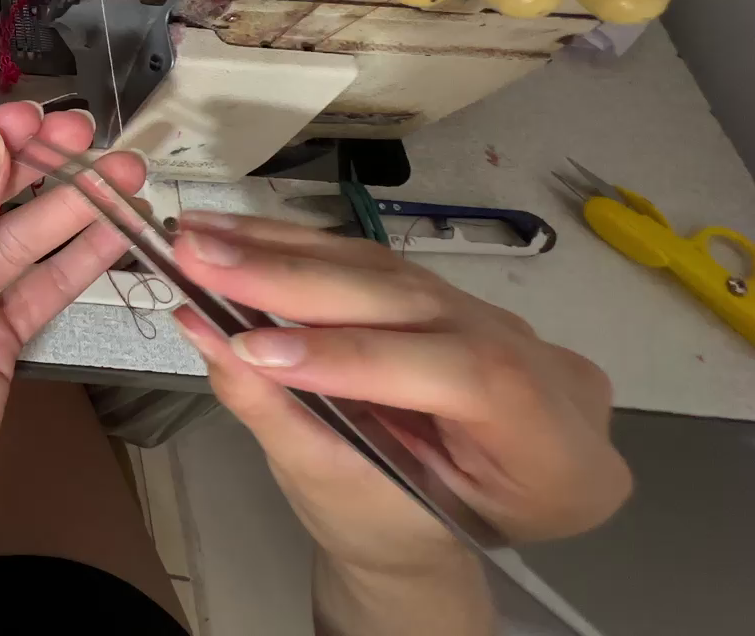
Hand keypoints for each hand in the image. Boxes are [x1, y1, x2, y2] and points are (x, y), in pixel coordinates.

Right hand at [169, 212, 630, 579]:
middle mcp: (547, 374)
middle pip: (414, 305)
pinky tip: (222, 230)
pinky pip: (358, 257)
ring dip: (272, 249)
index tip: (252, 348)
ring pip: (377, 268)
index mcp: (560, 459)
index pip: (472, 380)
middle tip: (197, 257)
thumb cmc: (380, 523)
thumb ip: (266, 403)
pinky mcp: (438, 293)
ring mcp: (494, 323)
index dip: (357, 354)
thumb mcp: (327, 481)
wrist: (407, 520)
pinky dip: (280, 244)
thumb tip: (197, 323)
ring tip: (194, 237)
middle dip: (291, 281)